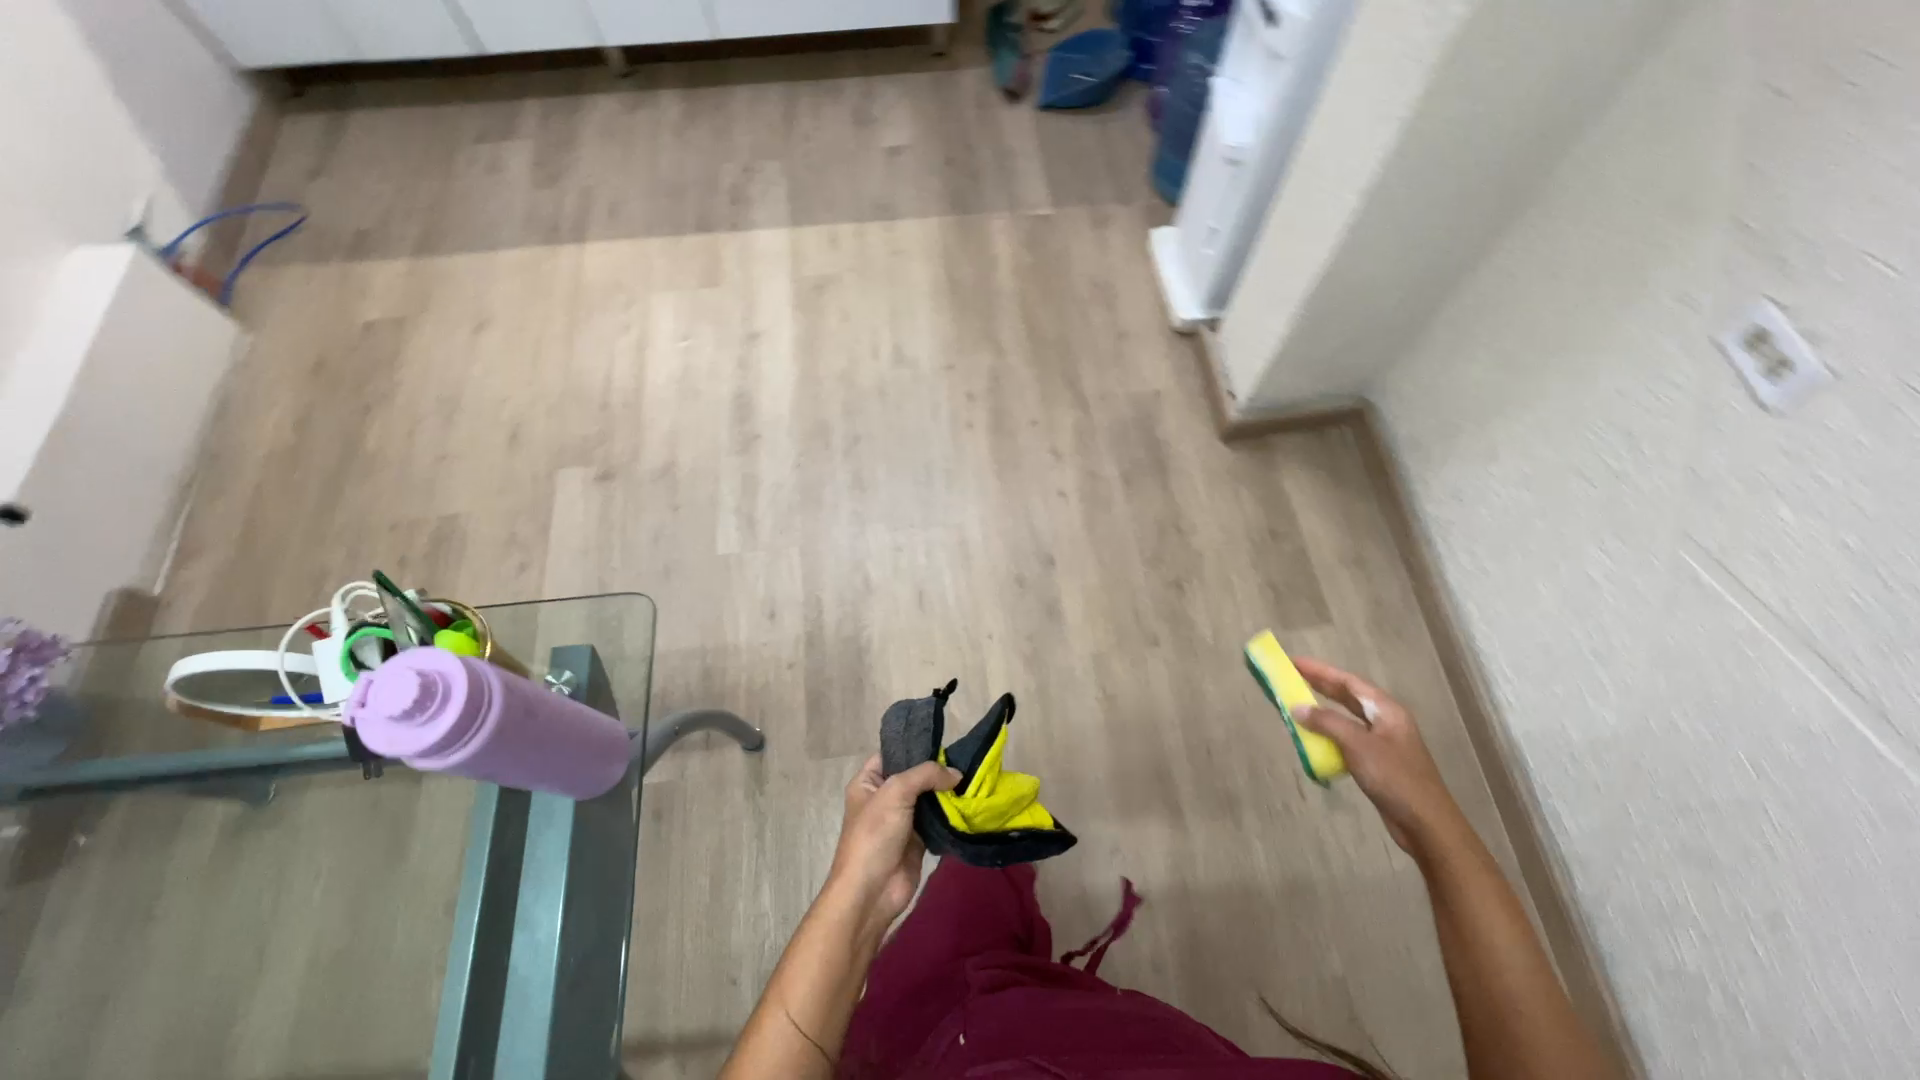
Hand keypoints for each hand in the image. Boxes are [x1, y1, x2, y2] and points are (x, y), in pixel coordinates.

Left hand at [826, 755, 961, 924]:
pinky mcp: (917, 840)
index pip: (892, 754)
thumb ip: (926, 775)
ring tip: (973, 780)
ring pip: (928, 798)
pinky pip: (937, 820)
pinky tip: (970, 804)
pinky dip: (951, 814)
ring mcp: (901, 820)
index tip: (944, 743)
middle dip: (938, 771)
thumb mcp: (896, 792)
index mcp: (868, 782)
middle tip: (966, 762)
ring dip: (947, 793)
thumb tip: (956, 775)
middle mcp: (884, 798)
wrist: (872, 891)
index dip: (915, 747)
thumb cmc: (875, 835)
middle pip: (914, 776)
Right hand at [1292, 658, 1466, 857]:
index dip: (1320, 670)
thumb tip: (1297, 707)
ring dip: (1322, 710)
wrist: (1424, 822)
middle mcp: (1385, 720)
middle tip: (1291, 676)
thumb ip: (1327, 723)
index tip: (1293, 661)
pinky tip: (1314, 739)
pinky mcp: (1376, 762)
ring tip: (1297, 704)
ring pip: (1347, 718)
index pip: (1348, 682)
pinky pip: (1347, 739)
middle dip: (1320, 685)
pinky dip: (1328, 734)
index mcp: (1386, 710)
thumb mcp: (1358, 745)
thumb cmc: (1394, 778)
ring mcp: (1382, 741)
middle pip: (1348, 696)